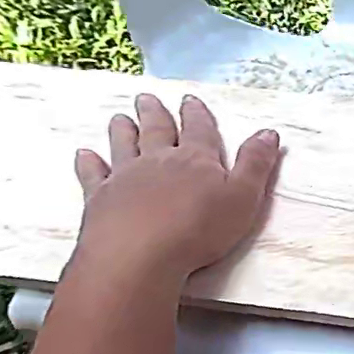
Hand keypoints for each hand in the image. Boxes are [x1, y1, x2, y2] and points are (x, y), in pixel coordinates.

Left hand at [71, 94, 280, 283]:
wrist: (140, 255)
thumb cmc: (202, 227)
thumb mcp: (245, 196)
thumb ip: (256, 163)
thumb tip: (268, 132)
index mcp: (197, 160)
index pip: (199, 131)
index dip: (197, 115)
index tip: (190, 100)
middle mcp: (159, 161)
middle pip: (157, 131)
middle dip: (155, 114)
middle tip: (147, 99)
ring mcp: (125, 177)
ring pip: (124, 146)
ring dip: (123, 131)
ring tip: (120, 118)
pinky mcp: (100, 197)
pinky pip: (92, 174)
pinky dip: (88, 162)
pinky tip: (85, 154)